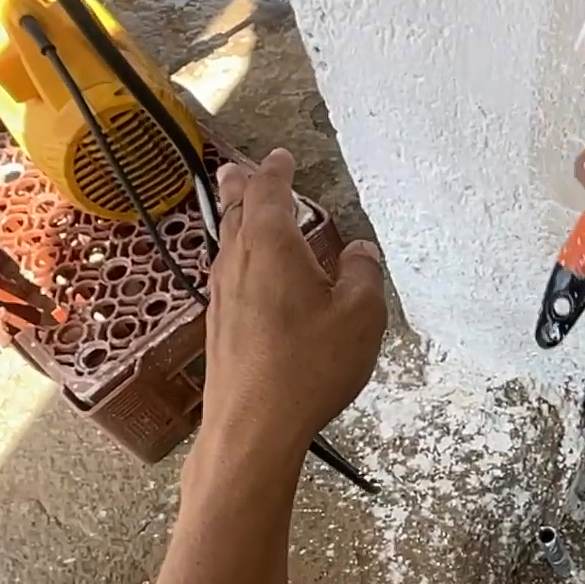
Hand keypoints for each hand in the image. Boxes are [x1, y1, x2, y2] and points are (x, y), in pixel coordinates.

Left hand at [194, 149, 385, 463]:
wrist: (254, 426)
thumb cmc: (309, 367)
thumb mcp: (360, 317)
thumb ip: (364, 275)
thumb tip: (362, 251)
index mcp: (271, 248)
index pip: (268, 193)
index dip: (275, 171)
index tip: (280, 157)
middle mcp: (238, 265)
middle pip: (234, 212)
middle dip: (241, 186)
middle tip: (243, 170)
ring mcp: (222, 297)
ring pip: (227, 243)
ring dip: (236, 220)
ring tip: (244, 211)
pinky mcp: (220, 328)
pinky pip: (229, 275)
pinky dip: (240, 256)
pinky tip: (252, 275)